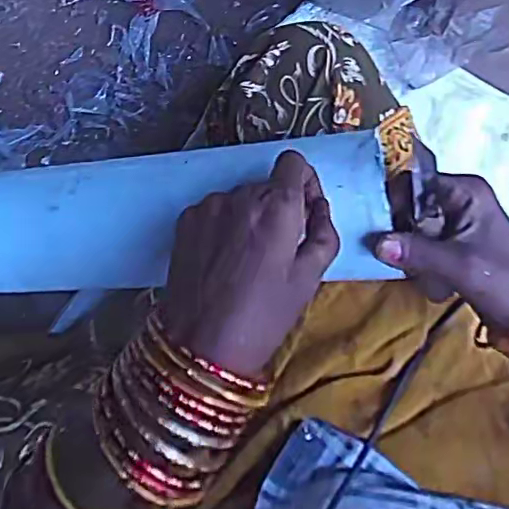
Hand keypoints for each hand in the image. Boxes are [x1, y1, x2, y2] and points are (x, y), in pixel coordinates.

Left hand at [159, 150, 338, 374]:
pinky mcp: (185, 220)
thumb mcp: (309, 278)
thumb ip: (323, 232)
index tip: (304, 208)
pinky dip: (222, 226)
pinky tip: (223, 261)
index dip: (303, 181)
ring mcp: (209, 205)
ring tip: (246, 260)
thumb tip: (318, 208)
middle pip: (267, 184)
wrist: (201, 347)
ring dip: (248, 217)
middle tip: (277, 249)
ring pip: (240, 198)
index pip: (293, 162)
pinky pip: (214, 211)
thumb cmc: (262, 317)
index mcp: (277, 207)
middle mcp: (241, 195)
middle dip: (277, 207)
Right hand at [375, 173, 508, 330]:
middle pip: (413, 203)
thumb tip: (375, 242)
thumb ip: (415, 251)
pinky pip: (424, 241)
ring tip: (414, 271)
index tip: (378, 222)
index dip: (395, 199)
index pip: (416, 180)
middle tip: (390, 252)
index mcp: (466, 190)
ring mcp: (458, 219)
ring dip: (411, 249)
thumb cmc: (501, 280)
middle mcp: (461, 197)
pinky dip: (421, 259)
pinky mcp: (455, 241)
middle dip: (401, 229)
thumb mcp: (456, 265)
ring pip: (415, 224)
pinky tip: (429, 280)